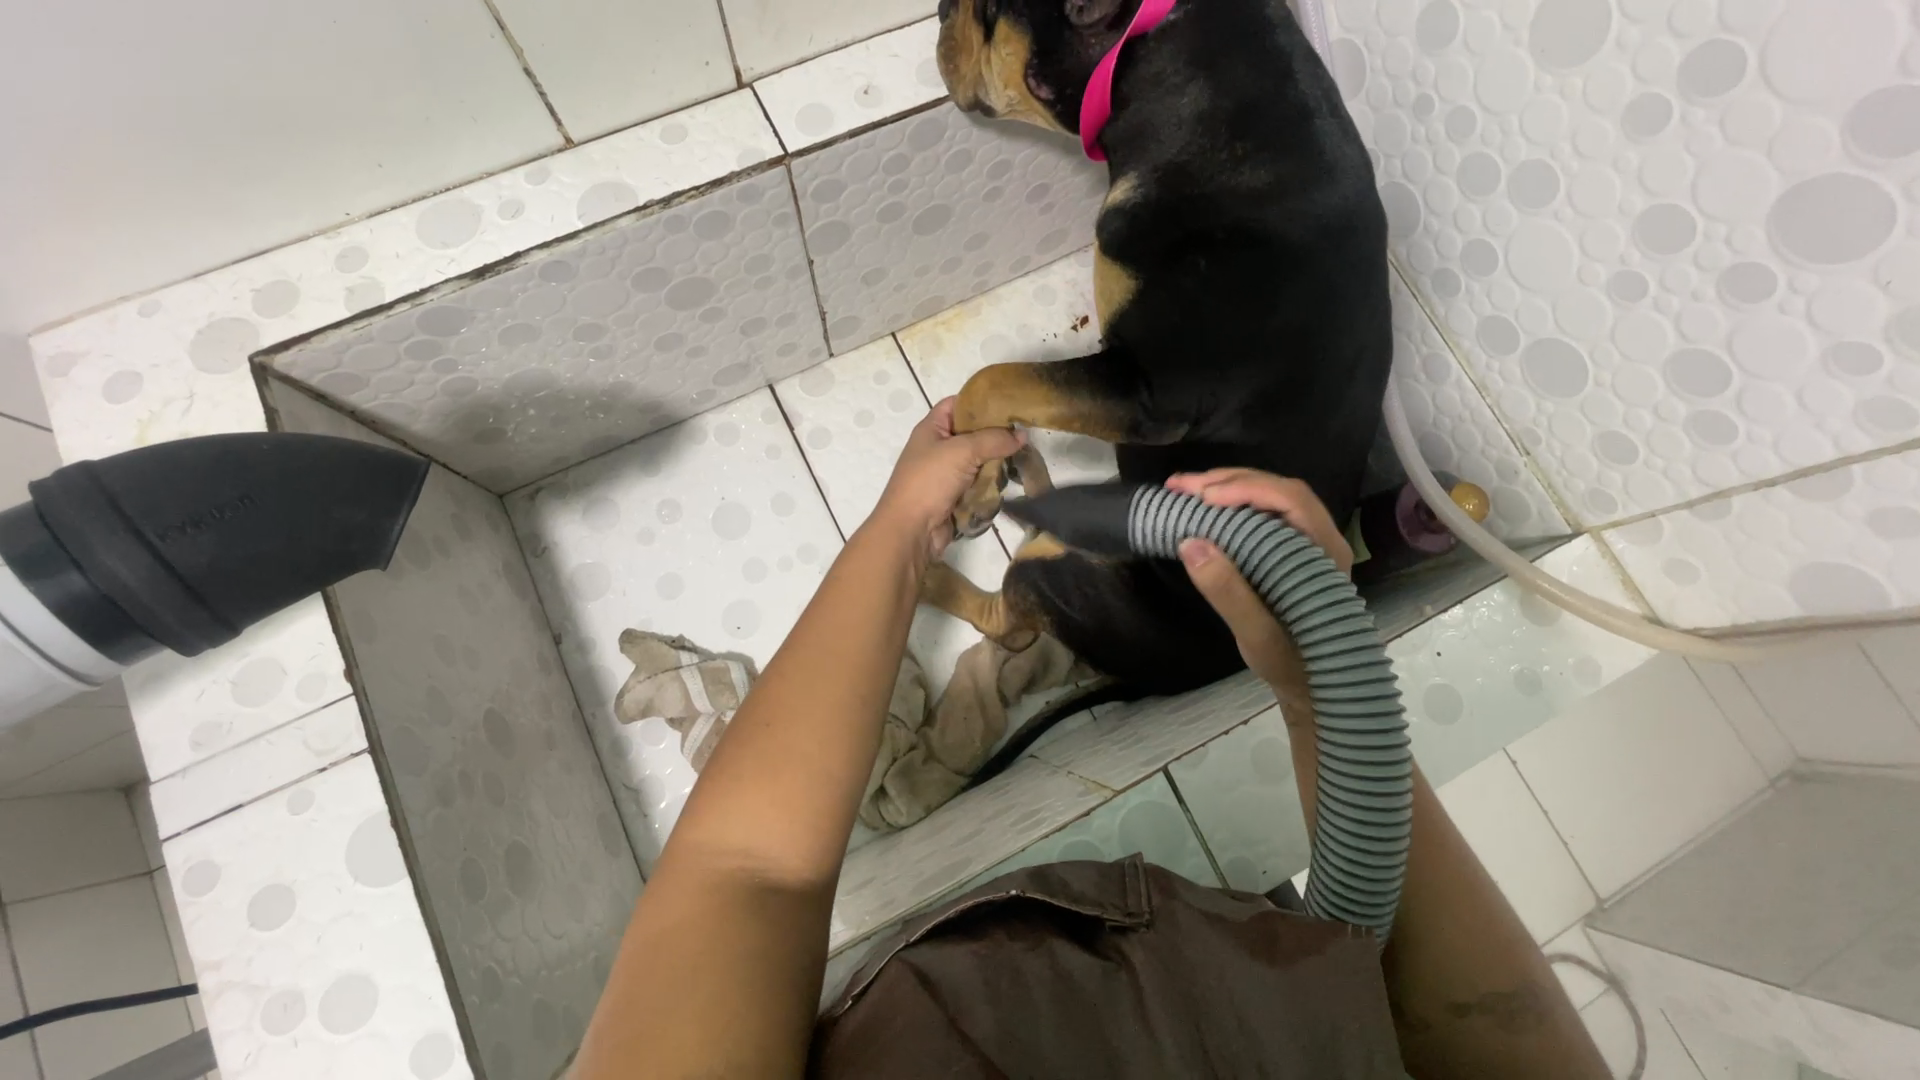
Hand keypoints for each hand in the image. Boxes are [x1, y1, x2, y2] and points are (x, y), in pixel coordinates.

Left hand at [870, 398, 1024, 564]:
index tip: (1010, 403)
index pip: (958, 404)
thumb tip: (1022, 435)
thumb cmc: (930, 481)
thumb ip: (994, 439)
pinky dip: (992, 481)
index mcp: (932, 428)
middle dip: (996, 433)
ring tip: (1024, 455)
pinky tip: (1011, 478)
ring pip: (979, 459)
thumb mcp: (962, 451)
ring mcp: (947, 473)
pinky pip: (978, 482)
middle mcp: (939, 447)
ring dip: (997, 460)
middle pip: (972, 433)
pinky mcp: (955, 495)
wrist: (912, 529)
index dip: (981, 401)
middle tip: (1025, 432)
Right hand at [1168, 470, 1351, 724]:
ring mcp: (1304, 542)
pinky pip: (1261, 513)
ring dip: (1226, 487)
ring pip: (1268, 497)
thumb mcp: (1256, 635)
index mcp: (1323, 553)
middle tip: (1180, 486)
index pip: (1290, 499)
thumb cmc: (1290, 662)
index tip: (1202, 496)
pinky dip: (1229, 504)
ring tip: (1184, 491)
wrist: (1314, 685)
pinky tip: (1203, 508)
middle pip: (1277, 490)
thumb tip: (1189, 542)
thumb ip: (1228, 591)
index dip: (1245, 489)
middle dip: (1227, 481)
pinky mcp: (1288, 550)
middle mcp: (1319, 538)